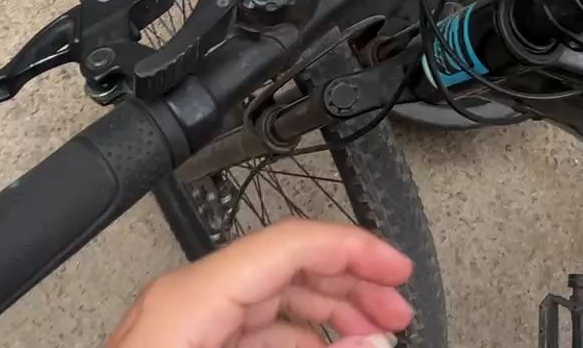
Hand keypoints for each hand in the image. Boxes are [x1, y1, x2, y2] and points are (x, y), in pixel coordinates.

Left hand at [107, 219, 412, 347]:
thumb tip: (372, 342)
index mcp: (191, 301)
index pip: (288, 244)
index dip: (353, 249)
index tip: (396, 270)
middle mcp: (187, 301)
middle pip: (285, 267)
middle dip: (349, 284)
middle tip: (397, 310)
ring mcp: (186, 326)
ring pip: (273, 298)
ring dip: (329, 314)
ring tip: (372, 338)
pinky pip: (255, 332)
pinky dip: (298, 340)